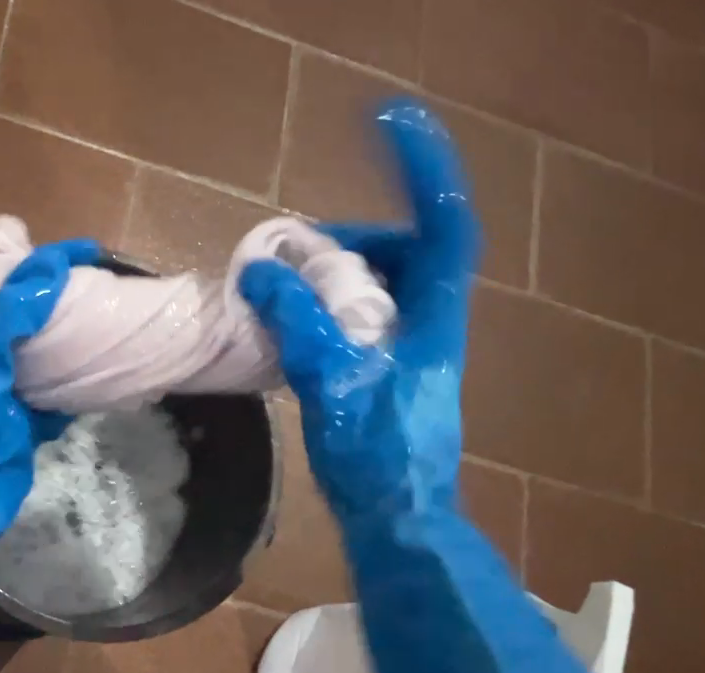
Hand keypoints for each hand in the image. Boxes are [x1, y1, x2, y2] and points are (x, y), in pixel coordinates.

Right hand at [236, 100, 476, 534]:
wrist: (395, 516)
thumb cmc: (371, 450)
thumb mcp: (328, 377)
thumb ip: (296, 318)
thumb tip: (262, 270)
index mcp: (433, 315)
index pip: (441, 222)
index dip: (421, 167)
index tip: (385, 125)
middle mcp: (430, 322)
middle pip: (406, 250)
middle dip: (355, 236)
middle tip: (302, 244)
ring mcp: (410, 349)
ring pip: (381, 286)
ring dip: (336, 274)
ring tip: (286, 284)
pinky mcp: (387, 374)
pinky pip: (361, 319)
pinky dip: (328, 309)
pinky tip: (291, 327)